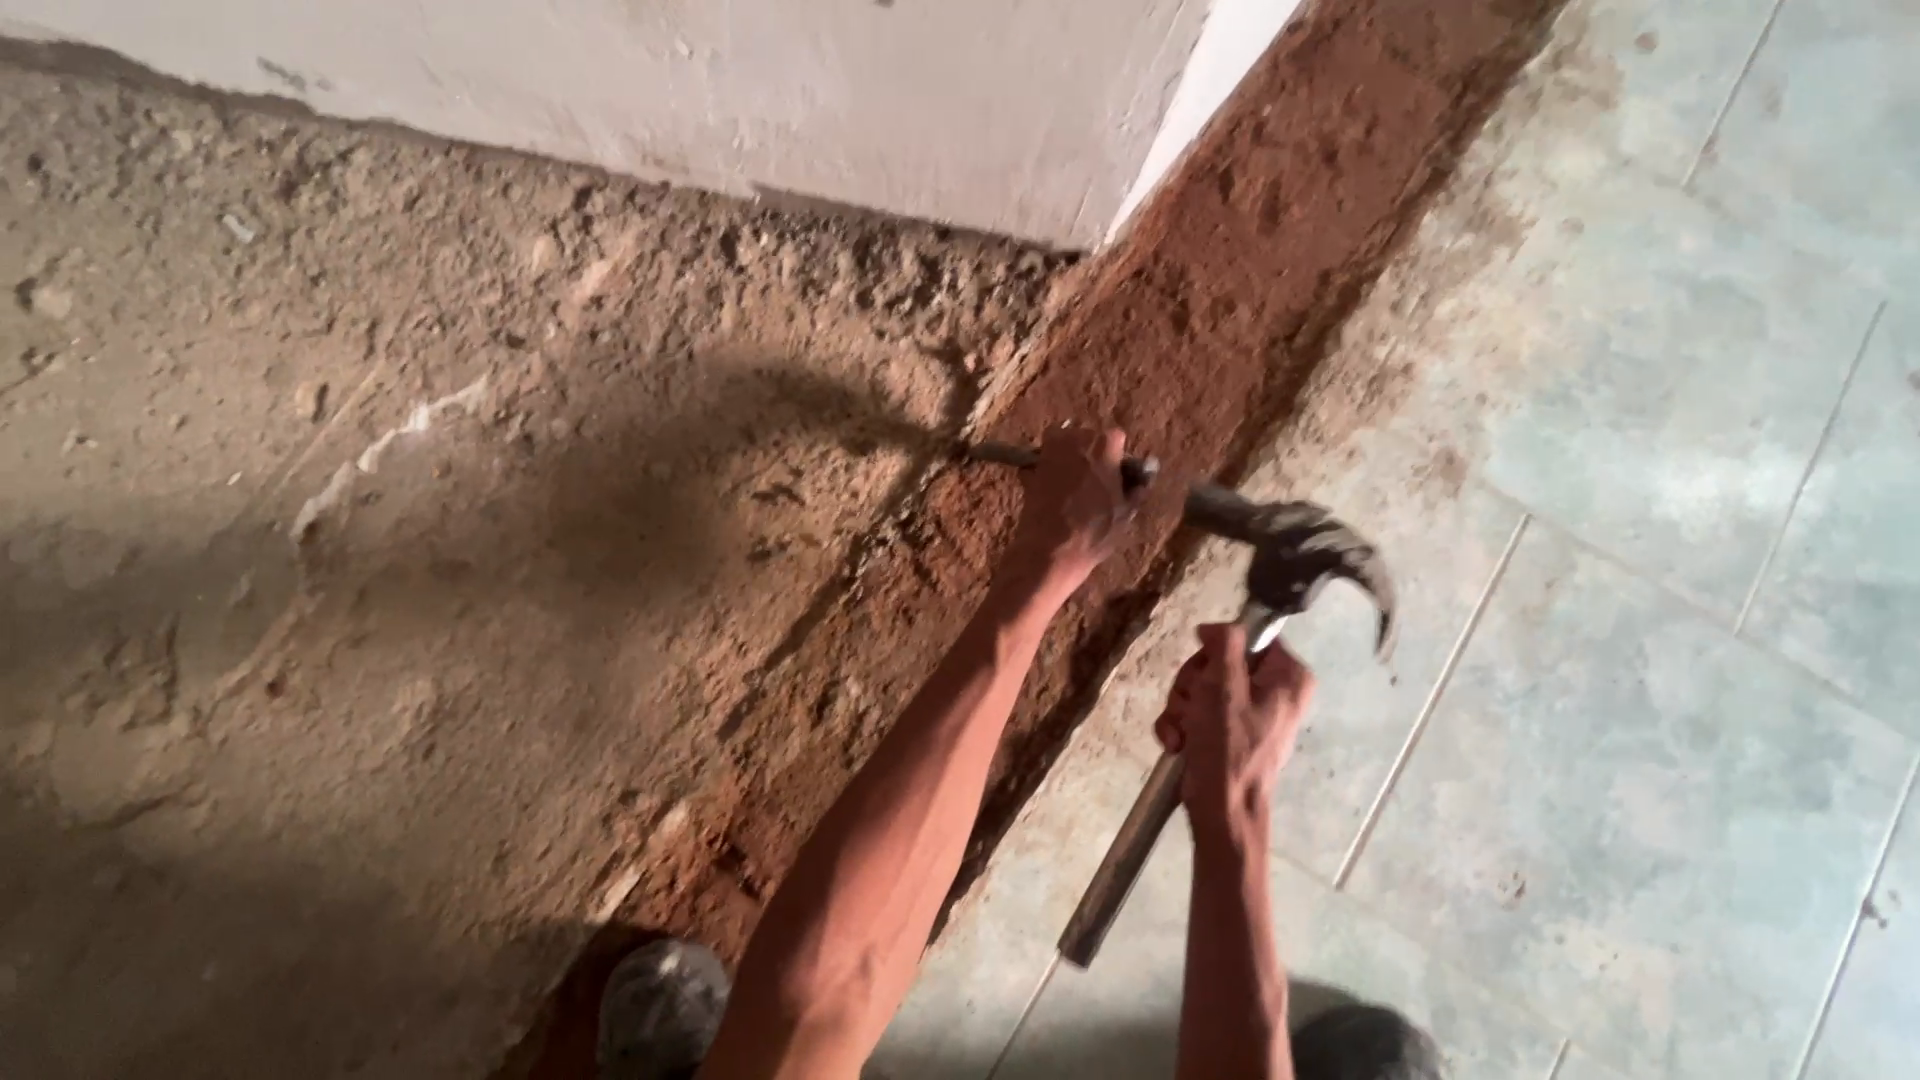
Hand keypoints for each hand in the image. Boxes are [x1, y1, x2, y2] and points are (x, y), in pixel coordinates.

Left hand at [996, 424, 1139, 603]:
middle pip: (1087, 437)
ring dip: (1068, 456)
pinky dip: (1046, 469)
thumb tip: (1143, 477)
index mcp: (1104, 444)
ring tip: (1073, 485)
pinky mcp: (1029, 468)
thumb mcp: (1126, 512)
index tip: (1115, 475)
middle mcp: (1075, 439)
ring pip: (1062, 444)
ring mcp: (1048, 451)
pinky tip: (1052, 490)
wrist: (1050, 549)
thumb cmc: (1094, 530)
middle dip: (1091, 453)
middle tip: (1094, 481)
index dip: (1116, 457)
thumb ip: (1137, 488)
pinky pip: (1041, 460)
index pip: (1116, 438)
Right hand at [1153, 623, 1314, 841]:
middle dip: (1193, 685)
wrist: (1221, 810)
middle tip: (1193, 706)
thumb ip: (1224, 645)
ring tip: (1184, 730)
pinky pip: (1194, 712)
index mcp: (1288, 677)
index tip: (1207, 674)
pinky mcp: (1224, 732)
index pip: (1247, 637)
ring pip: (1199, 687)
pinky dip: (1180, 726)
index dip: (1217, 652)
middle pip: (1216, 662)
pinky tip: (1178, 743)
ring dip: (1182, 707)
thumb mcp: (1225, 688)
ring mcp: (1246, 713)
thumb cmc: (1230, 749)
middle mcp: (1272, 691)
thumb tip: (1214, 627)